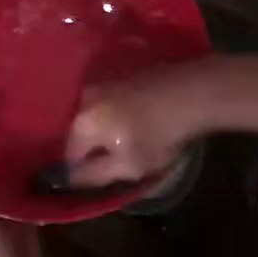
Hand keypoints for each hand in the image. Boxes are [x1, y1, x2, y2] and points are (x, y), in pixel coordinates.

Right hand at [63, 64, 207, 187]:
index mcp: (81, 123)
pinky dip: (112, 116)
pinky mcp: (116, 77)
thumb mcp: (128, 166)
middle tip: (113, 161)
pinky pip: (104, 105)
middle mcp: (82, 99)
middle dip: (89, 149)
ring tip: (125, 141)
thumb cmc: (158, 134)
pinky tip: (132, 122)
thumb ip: (94, 175)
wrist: (189, 92)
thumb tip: (69, 179)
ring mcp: (99, 84)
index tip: (99, 179)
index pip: (68, 156)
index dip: (80, 173)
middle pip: (78, 134)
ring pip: (91, 118)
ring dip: (102, 131)